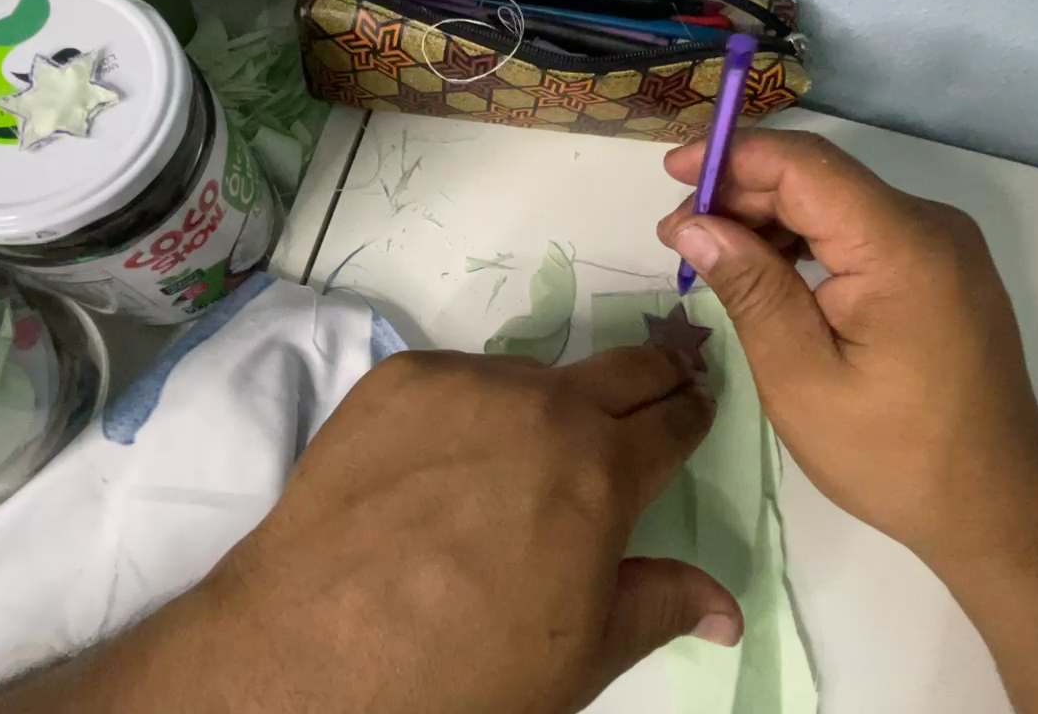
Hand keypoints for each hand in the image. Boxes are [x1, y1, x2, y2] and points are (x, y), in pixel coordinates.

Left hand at [102, 347, 740, 713]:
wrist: (309, 651)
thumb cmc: (463, 672)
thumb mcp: (578, 657)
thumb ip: (660, 607)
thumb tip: (728, 606)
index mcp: (602, 470)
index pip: (673, 419)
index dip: (692, 412)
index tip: (697, 405)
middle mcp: (543, 405)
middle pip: (624, 366)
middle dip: (655, 375)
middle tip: (662, 383)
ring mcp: (468, 381)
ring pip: (532, 378)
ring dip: (545, 406)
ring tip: (517, 457)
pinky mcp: (402, 376)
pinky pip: (459, 382)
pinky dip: (467, 412)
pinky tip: (438, 463)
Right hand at [656, 129, 1037, 562]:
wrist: (995, 509)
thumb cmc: (892, 453)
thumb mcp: (799, 376)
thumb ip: (749, 288)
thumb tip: (692, 225)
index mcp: (901, 248)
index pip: (805, 166)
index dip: (732, 156)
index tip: (672, 172)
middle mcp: (928, 226)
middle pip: (816, 179)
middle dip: (739, 193)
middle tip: (678, 234)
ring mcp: (936, 245)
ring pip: (831, 202)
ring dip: (764, 217)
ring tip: (707, 253)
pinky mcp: (933, 267)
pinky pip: (853, 230)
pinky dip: (799, 240)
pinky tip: (759, 268)